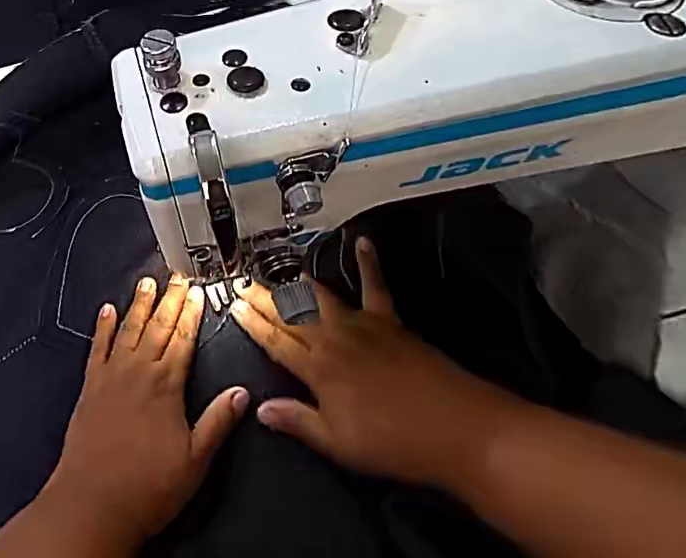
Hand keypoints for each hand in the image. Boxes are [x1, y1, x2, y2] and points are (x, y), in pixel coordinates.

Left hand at [40, 275, 248, 547]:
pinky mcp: (90, 389)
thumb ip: (218, 422)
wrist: (90, 507)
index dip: (193, 313)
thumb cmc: (144, 488)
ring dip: (139, 304)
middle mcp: (139, 373)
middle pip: (159, 326)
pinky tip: (106, 311)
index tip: (199, 292)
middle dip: (171, 298)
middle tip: (179, 276)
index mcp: (166, 385)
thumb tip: (241, 394)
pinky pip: (97, 349)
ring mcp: (112, 378)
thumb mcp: (194, 460)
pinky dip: (103, 328)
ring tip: (147, 281)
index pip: (184, 338)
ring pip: (129, 329)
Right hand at [230, 238, 518, 487]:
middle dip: (265, 299)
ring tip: (280, 272)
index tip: (234, 307)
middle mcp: (335, 339)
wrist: (450, 424)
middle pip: (292, 314)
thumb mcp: (338, 444)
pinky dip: (368, 262)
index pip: (276, 342)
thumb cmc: (392, 442)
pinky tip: (362, 242)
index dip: (253, 324)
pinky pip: (375, 285)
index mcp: (319, 370)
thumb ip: (298, 420)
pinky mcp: (389, 319)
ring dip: (299, 284)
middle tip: (245, 284)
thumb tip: (261, 408)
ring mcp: (363, 324)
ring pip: (322, 297)